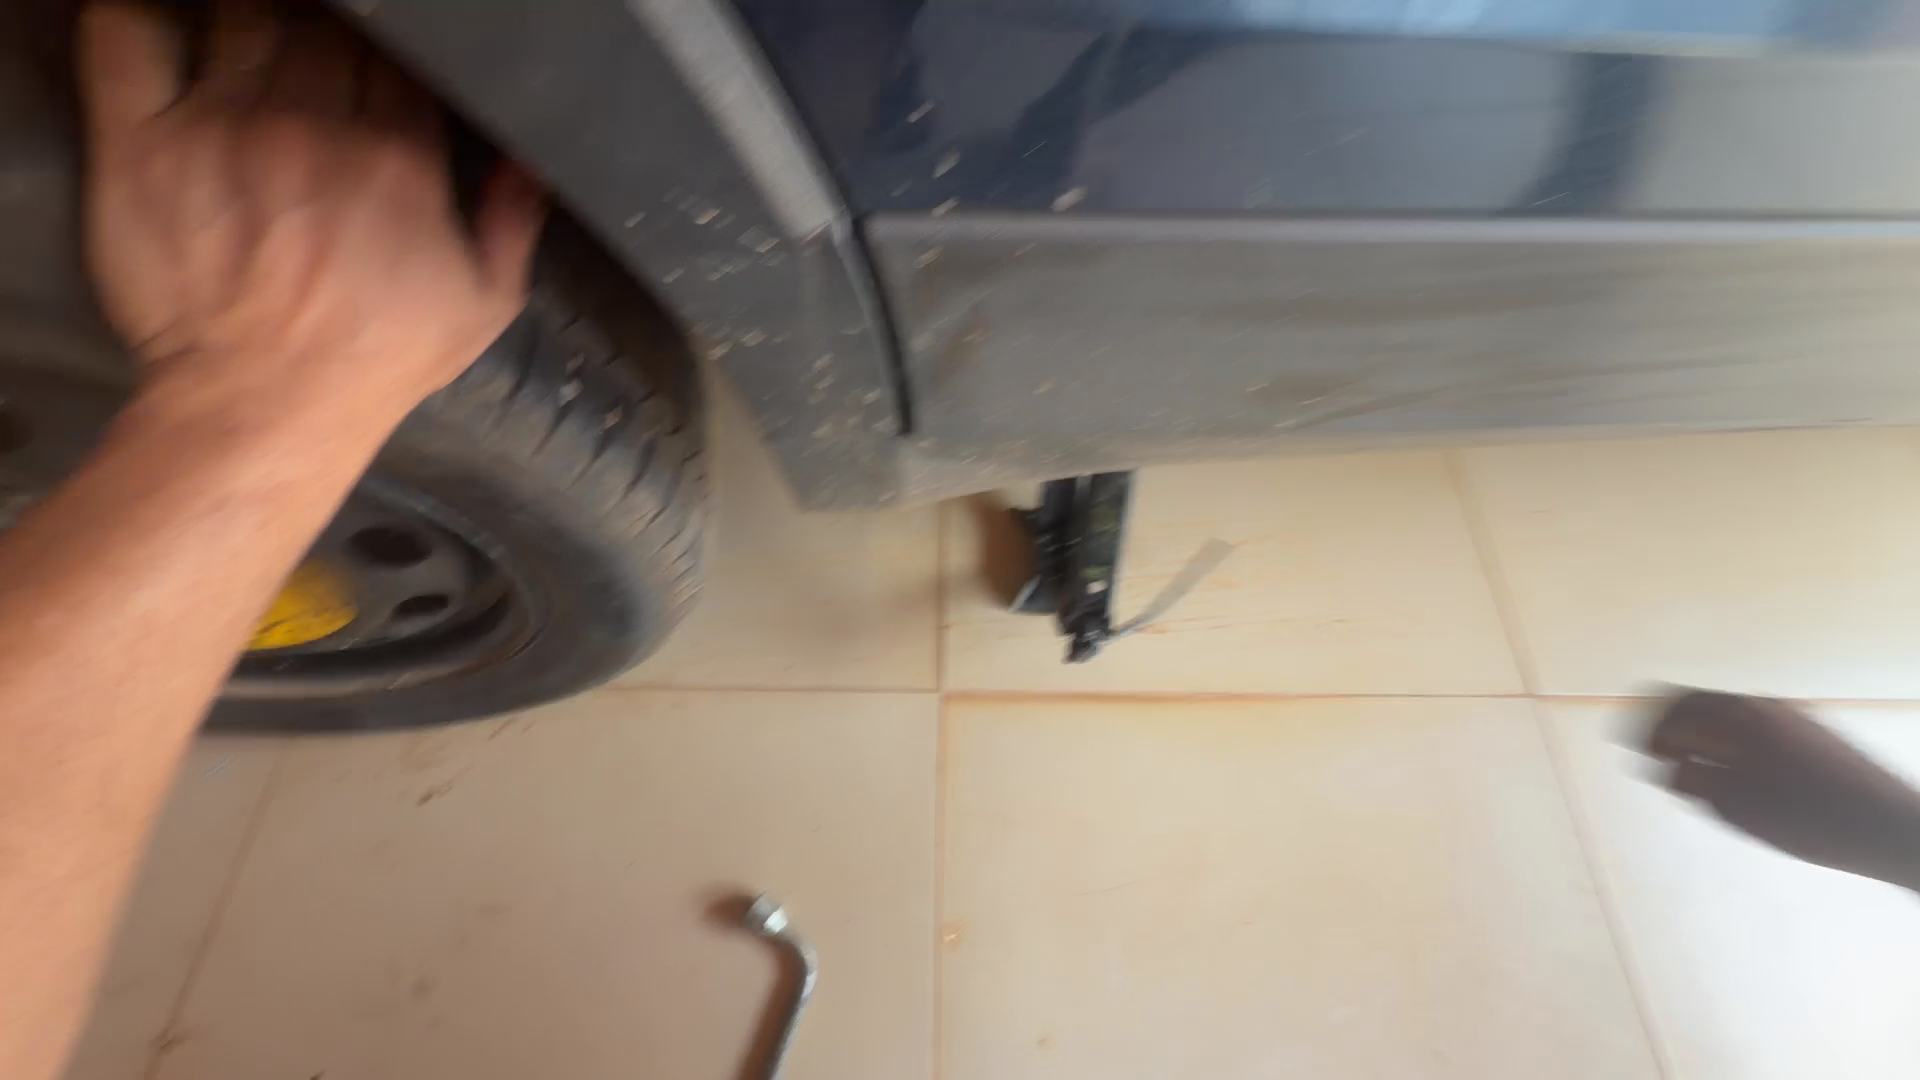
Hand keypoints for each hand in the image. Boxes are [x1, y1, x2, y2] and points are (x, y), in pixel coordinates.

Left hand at [78, 1, 543, 424]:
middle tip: (337, 69)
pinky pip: (128, 32)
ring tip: (274, 51)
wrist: (277, 395)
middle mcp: (313, 127)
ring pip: (241, 18)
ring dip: (263, 24)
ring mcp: (221, 126)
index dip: (404, 66)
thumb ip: (511, 221)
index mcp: (401, 163)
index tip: (400, 81)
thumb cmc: (393, 350)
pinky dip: (152, 16)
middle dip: (339, 40)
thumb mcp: (488, 300)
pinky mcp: (140, 138)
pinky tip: (185, 36)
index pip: (402, 68)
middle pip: (325, 33)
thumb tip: (530, 161)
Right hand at [1644, 690, 1919, 889]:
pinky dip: (1735, 746)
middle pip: (1701, 704)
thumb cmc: (1813, 820)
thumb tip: (1669, 767)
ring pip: (1731, 718)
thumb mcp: (1735, 807)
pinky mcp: (1820, 741)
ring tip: (1700, 772)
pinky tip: (1741, 777)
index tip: (1641, 751)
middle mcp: (1768, 708)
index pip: (1673, 702)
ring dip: (1706, 738)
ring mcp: (1799, 722)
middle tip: (1661, 756)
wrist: (1907, 836)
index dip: (1647, 725)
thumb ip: (1691, 781)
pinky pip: (1758, 731)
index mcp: (1741, 715)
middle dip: (1674, 729)